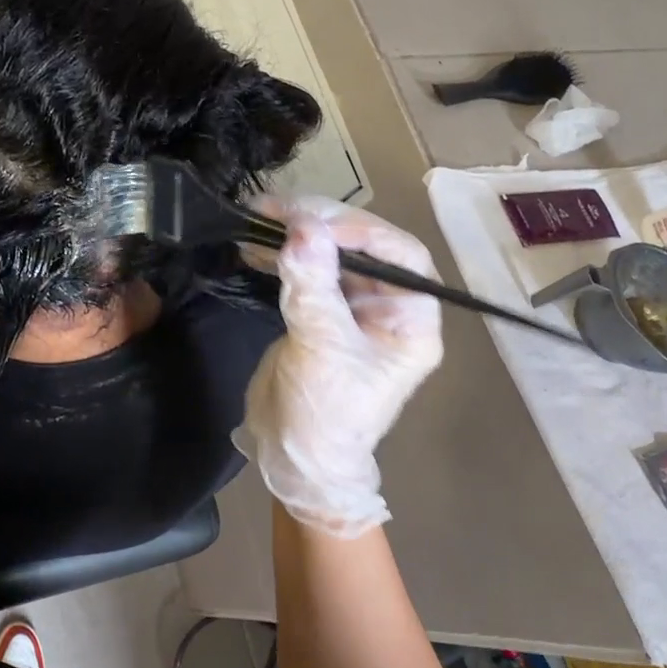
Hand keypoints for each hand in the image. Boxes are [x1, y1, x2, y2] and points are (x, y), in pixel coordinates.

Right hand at [236, 198, 442, 536]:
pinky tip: (255, 245)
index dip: (360, 231)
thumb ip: (313, 288)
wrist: (293, 458)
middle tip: (275, 209)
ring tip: (258, 218)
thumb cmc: (325, 413)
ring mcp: (350, 310)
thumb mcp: (322, 349)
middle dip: (321, 225)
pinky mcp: (317, 314)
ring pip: (330, 255)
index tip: (312, 223)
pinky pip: (305, 272)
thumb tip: (302, 229)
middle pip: (363, 247)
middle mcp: (386, 309)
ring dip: (296, 235)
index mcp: (411, 320)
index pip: (400, 255)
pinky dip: (281, 255)